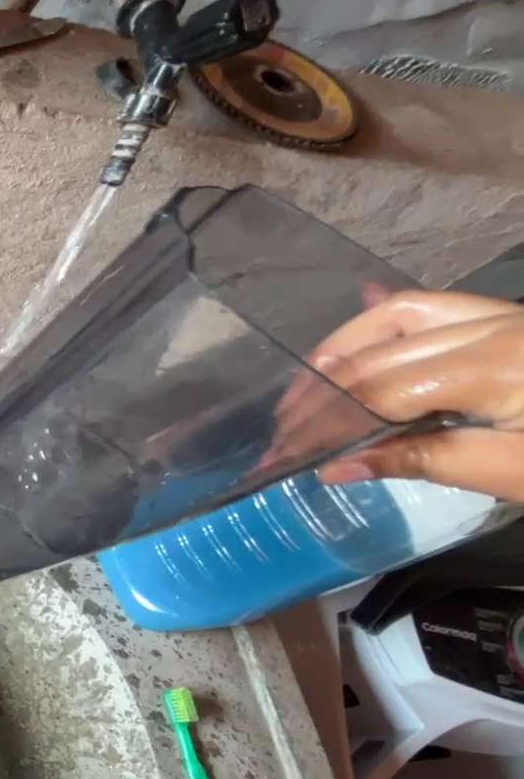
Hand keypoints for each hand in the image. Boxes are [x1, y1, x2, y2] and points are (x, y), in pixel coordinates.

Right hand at [297, 290, 523, 499]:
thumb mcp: (520, 473)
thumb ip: (424, 461)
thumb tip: (332, 466)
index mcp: (496, 367)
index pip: (376, 392)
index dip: (321, 426)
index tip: (283, 459)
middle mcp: (497, 328)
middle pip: (375, 356)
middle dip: (318, 398)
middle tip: (279, 436)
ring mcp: (511, 319)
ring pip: (400, 317)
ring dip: (341, 350)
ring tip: (308, 386)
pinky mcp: (519, 324)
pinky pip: (440, 305)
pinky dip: (389, 316)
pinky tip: (361, 310)